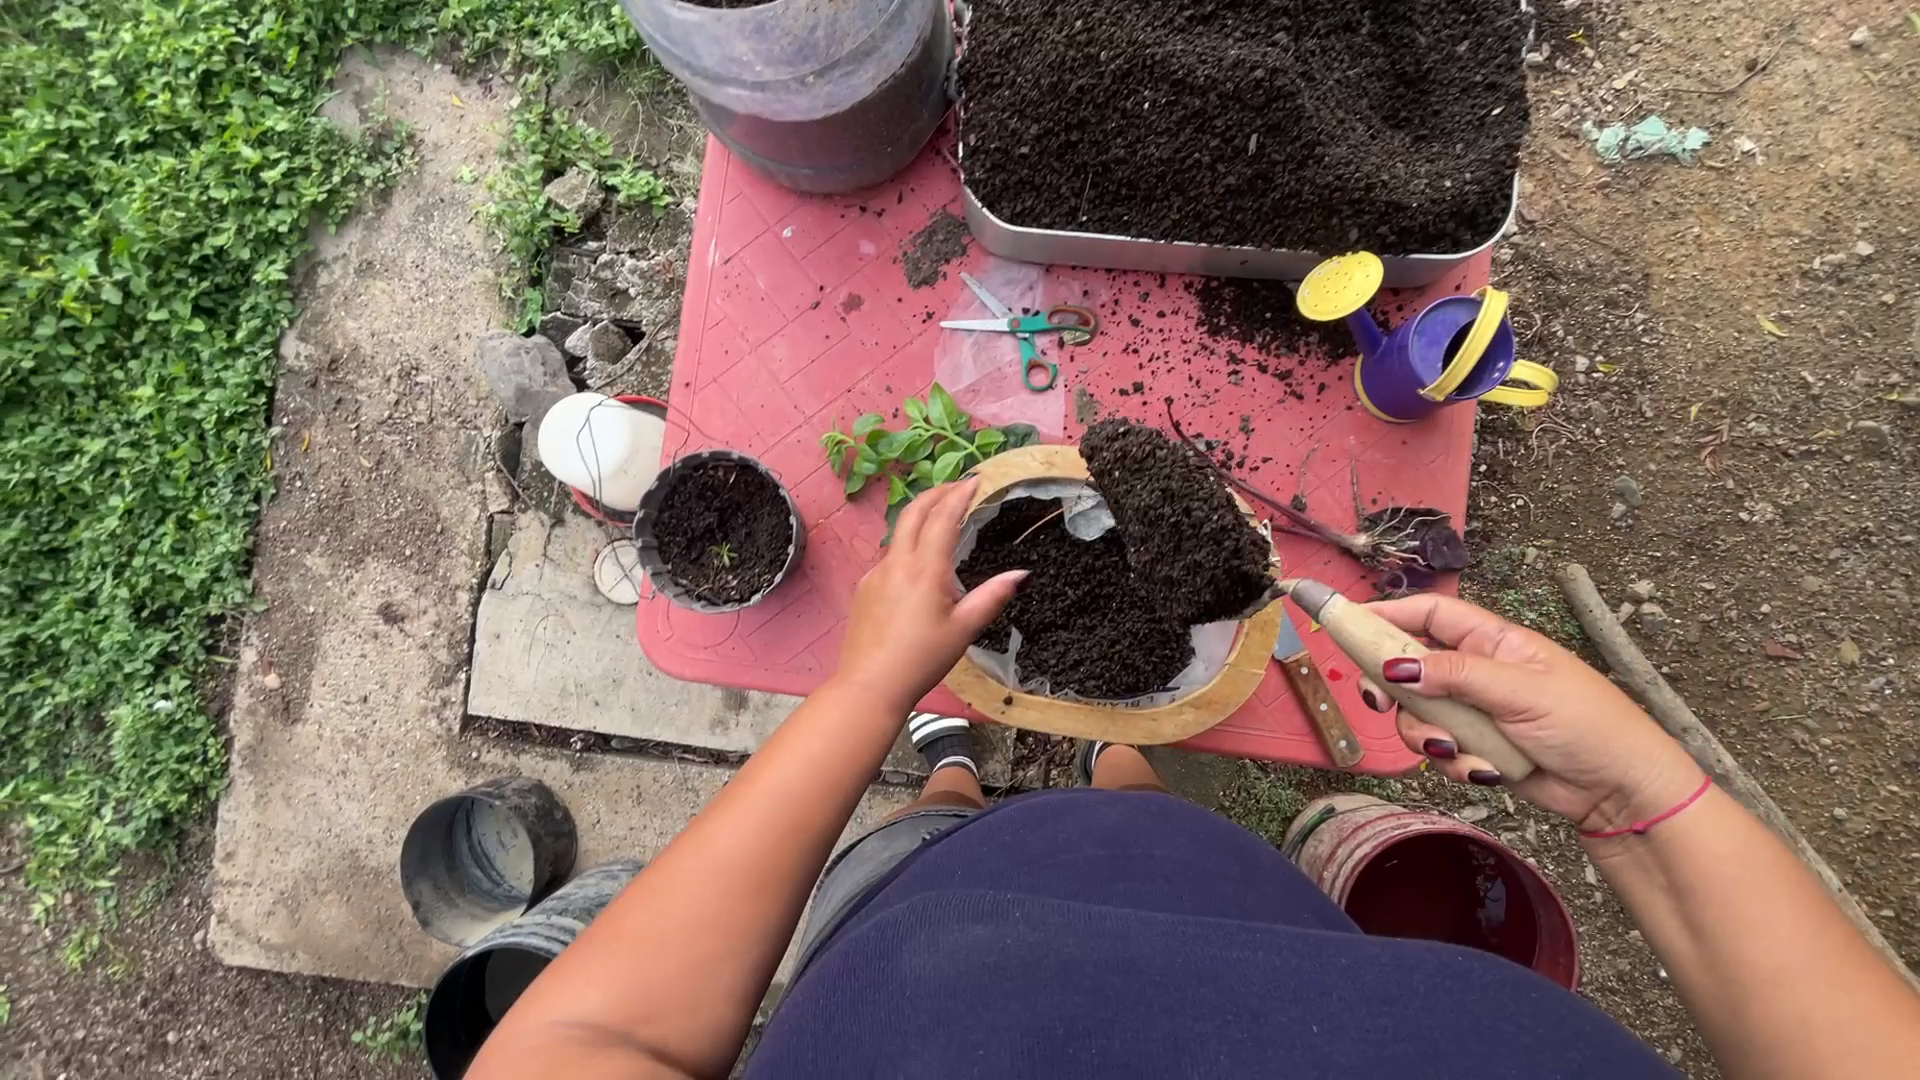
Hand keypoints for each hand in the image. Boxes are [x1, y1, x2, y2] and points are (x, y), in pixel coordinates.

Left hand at [831, 477, 1026, 712]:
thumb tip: (1020, 573)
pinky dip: (907, 546)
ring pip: (899, 534)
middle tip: (956, 487)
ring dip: (920, 517)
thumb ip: (992, 597)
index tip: (975, 480)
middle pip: (914, 512)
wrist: (870, 685)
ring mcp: (876, 574)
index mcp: (925, 569)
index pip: (943, 517)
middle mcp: (897, 563)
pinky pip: (889, 557)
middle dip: (936, 493)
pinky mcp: (864, 589)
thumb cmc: (922, 659)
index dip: (960, 495)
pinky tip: (917, 565)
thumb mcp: (964, 630)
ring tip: (940, 518)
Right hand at [1364, 593, 1703, 835]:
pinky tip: (1482, 770)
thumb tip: (1394, 665)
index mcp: (1491, 642)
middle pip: (1407, 664)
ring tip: (1455, 750)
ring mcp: (1471, 709)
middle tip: (1376, 700)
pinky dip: (1452, 760)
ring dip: (1426, 733)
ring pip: (1415, 711)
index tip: (1346, 622)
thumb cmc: (1588, 726)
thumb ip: (1455, 674)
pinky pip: (1436, 746)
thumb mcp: (1520, 692)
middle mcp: (1474, 671)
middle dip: (1391, 685)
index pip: (1428, 614)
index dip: (1386, 614)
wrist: (1623, 794)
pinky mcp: (1471, 745)